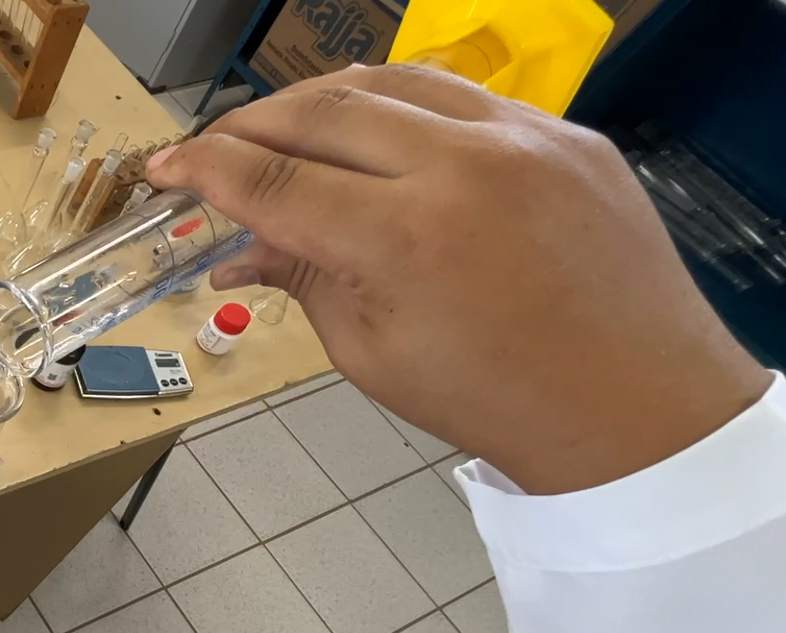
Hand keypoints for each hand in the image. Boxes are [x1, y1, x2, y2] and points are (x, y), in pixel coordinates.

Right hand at [150, 64, 769, 494]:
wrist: (623, 397)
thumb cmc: (476, 393)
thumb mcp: (362, 346)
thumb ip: (301, 277)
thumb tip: (237, 255)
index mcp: (404, 237)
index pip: (275, 181)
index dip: (205, 169)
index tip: (162, 168)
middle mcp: (464, 164)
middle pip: (322, 112)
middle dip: (243, 126)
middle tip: (200, 151)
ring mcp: (523, 134)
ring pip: (385, 82)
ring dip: (308, 102)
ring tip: (264, 132)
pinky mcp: (558, 129)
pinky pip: (449, 93)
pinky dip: (380, 105)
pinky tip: (351, 133)